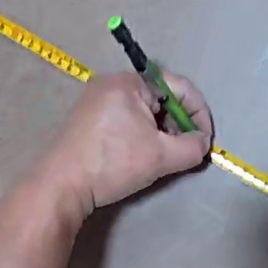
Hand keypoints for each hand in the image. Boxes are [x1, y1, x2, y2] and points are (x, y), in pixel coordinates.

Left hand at [33, 72, 213, 218]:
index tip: (206, 141)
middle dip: (178, 124)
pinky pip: (125, 118)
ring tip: (164, 156)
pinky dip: (140, 134)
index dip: (199, 114)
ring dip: (160, 131)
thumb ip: (192, 147)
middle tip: (185, 150)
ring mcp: (95, 100)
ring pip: (143, 110)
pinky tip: (141, 156)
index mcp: (128, 82)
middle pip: (160, 97)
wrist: (61, 185)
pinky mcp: (86, 118)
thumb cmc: (112, 164)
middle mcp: (110, 83)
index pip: (179, 87)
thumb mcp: (162, 156)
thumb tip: (202, 143)